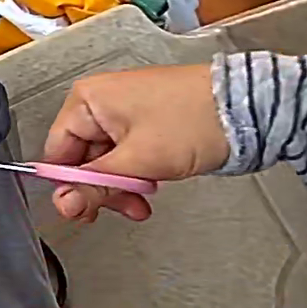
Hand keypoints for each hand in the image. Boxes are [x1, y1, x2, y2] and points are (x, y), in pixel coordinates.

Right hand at [41, 65, 227, 222]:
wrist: (249, 108)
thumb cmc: (196, 118)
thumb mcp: (136, 162)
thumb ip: (94, 186)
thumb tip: (64, 204)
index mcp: (87, 100)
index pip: (58, 151)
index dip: (69, 184)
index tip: (84, 207)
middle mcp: (101, 102)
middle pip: (81, 159)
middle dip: (102, 188)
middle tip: (119, 207)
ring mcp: (123, 113)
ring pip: (105, 161)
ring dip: (120, 187)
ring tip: (140, 202)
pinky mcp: (144, 124)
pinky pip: (125, 156)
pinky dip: (134, 175)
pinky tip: (149, 190)